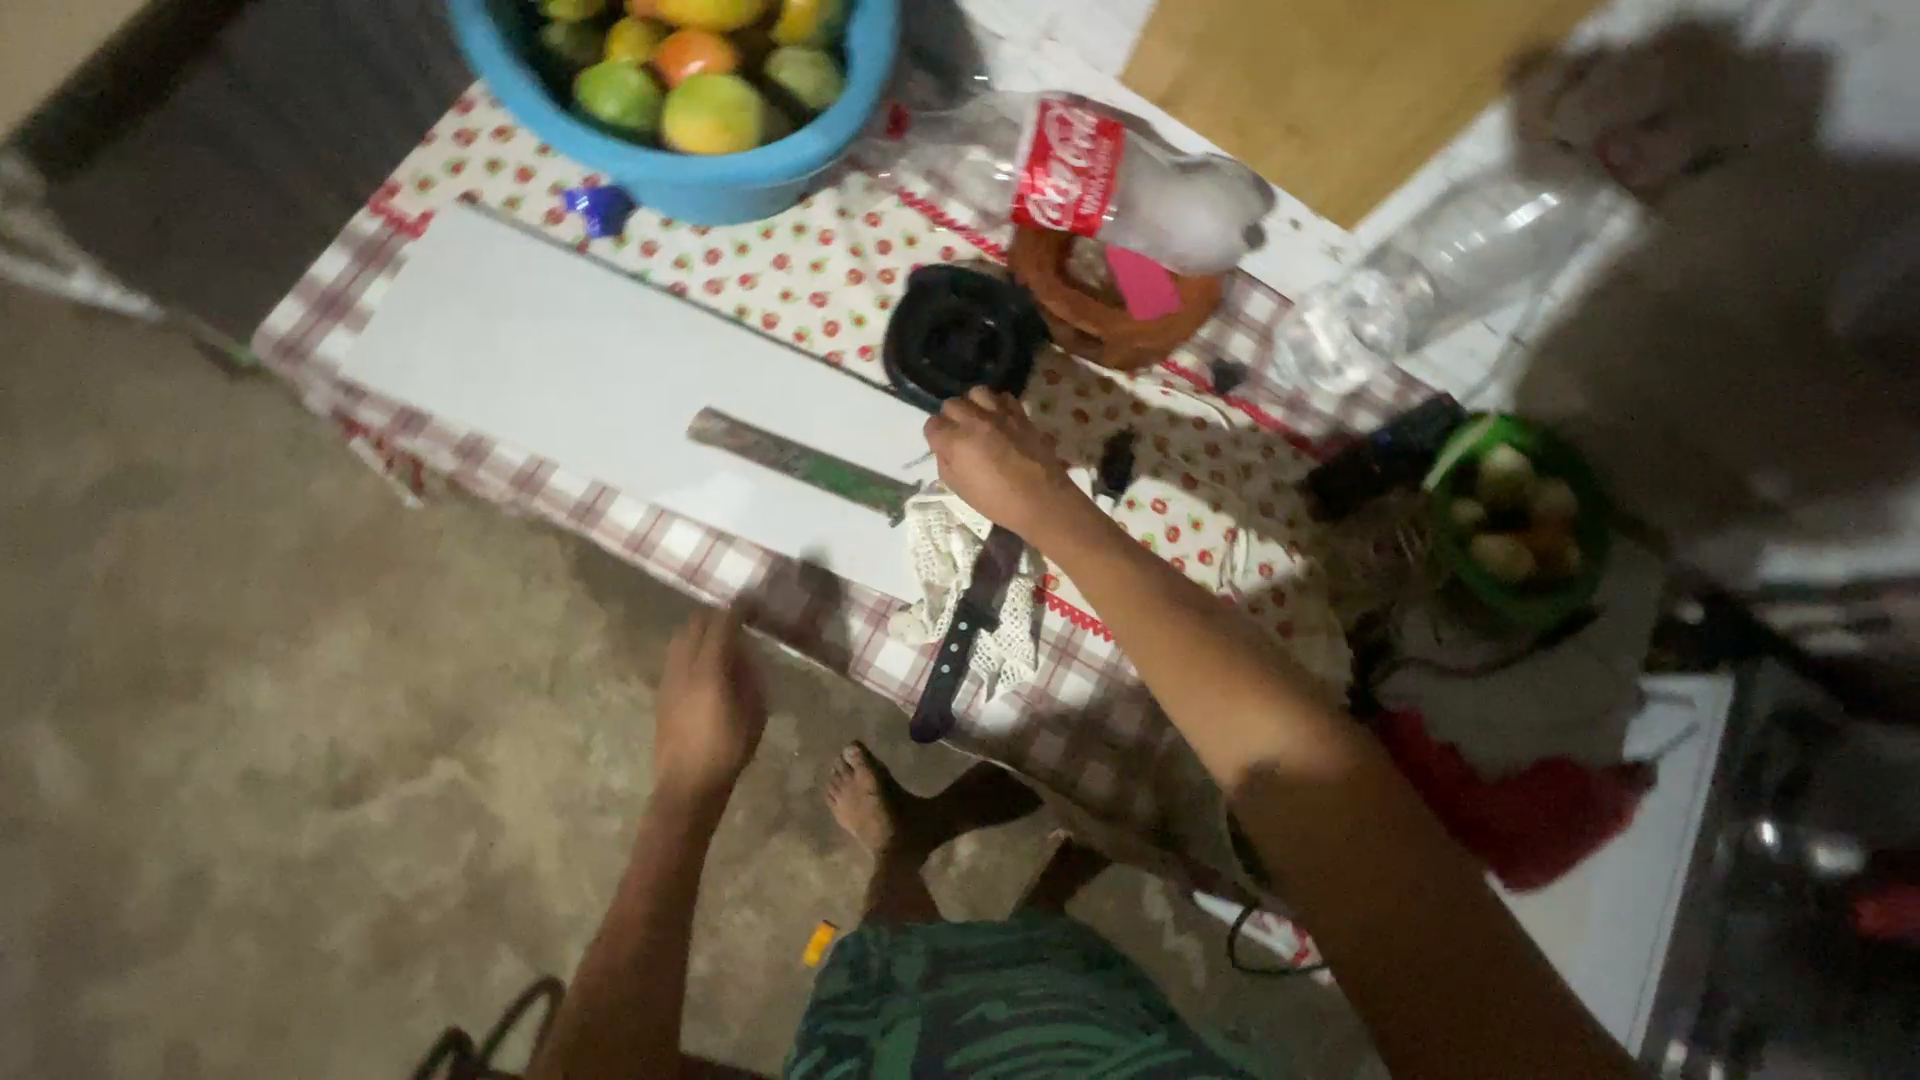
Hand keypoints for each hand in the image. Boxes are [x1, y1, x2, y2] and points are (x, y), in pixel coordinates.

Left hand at [652, 606, 765, 809]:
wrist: (687, 784)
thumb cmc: (729, 750)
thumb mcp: (756, 712)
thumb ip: (751, 676)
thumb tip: (745, 654)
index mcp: (710, 670)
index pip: (722, 625)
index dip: (737, 610)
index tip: (751, 603)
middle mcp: (684, 667)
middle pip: (695, 624)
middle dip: (716, 615)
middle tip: (736, 618)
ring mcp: (668, 679)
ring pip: (680, 637)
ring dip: (699, 629)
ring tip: (719, 637)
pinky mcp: (661, 692)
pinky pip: (674, 655)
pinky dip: (690, 647)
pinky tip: (704, 661)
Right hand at [923, 387, 1084, 539]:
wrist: (1041, 500)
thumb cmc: (997, 502)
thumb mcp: (959, 489)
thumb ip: (946, 463)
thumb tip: (945, 448)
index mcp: (956, 442)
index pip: (932, 425)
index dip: (935, 437)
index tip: (942, 447)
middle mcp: (975, 421)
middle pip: (952, 404)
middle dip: (951, 419)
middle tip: (960, 435)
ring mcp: (1000, 415)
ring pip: (977, 392)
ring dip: (973, 405)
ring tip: (979, 420)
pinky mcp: (1021, 415)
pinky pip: (1004, 397)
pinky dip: (998, 404)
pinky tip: (1000, 420)